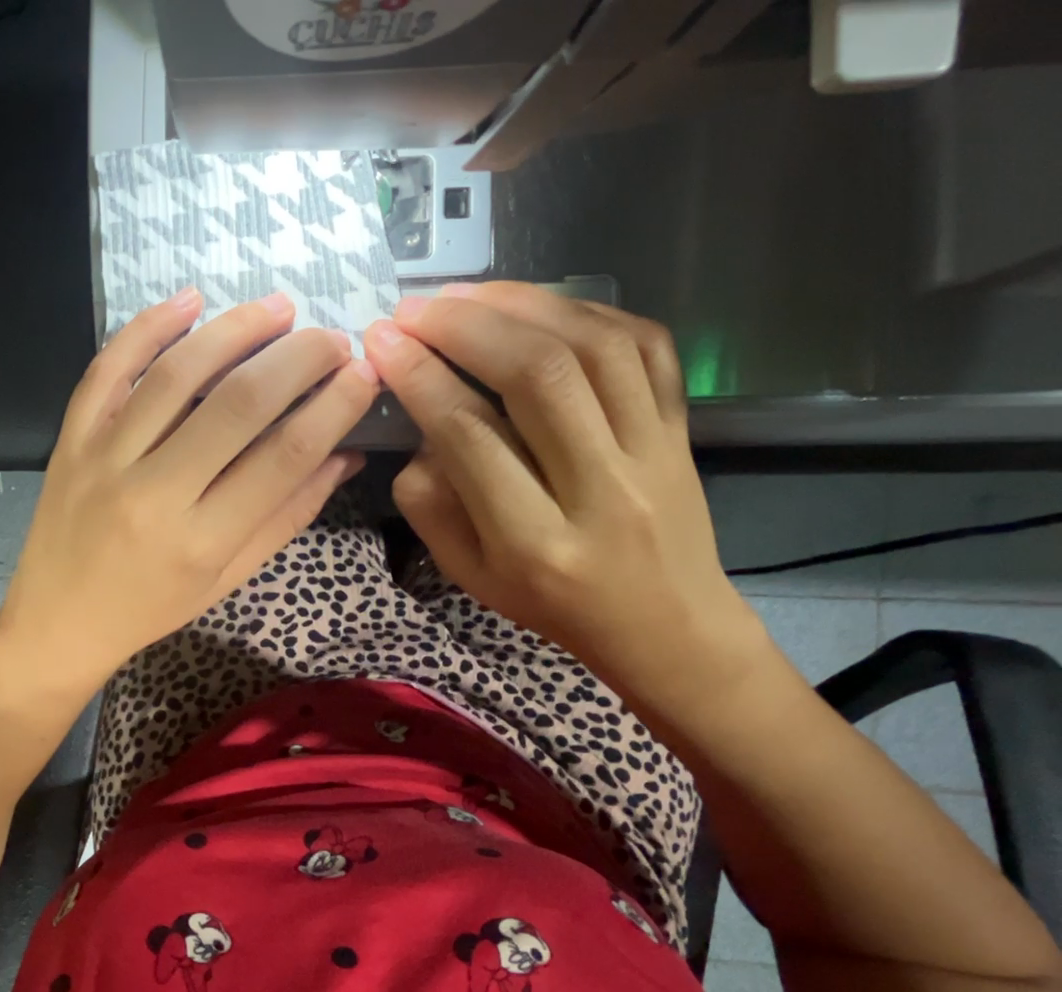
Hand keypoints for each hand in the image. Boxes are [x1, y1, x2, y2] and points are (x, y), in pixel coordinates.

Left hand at [0, 288, 378, 701]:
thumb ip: (287, 515)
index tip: (364, 374)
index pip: (283, 456)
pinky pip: (107, 370)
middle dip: (297, 359)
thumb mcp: (227, 578)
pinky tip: (189, 300)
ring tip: (277, 308)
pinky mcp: (71, 439)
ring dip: (233, 331)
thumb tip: (345, 453)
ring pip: (174, 375)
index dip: (333, 407)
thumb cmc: (151, 608)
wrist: (56, 621)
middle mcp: (153, 493)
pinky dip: (146, 328)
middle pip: (237, 404)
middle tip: (331, 339)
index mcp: (201, 540)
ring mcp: (105, 459)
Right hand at [364, 282, 761, 707]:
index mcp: (533, 542)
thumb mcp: (466, 571)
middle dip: (467, 326)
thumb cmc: (547, 602)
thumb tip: (421, 417)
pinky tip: (538, 307)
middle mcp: (602, 490)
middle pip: (540, 376)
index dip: (420, 376)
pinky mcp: (682, 427)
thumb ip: (430, 500)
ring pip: (595, 348)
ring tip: (468, 294)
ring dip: (524, 304)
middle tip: (417, 308)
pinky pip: (646, 346)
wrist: (664, 623)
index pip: (470, 436)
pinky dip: (587, 312)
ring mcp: (654, 452)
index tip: (383, 339)